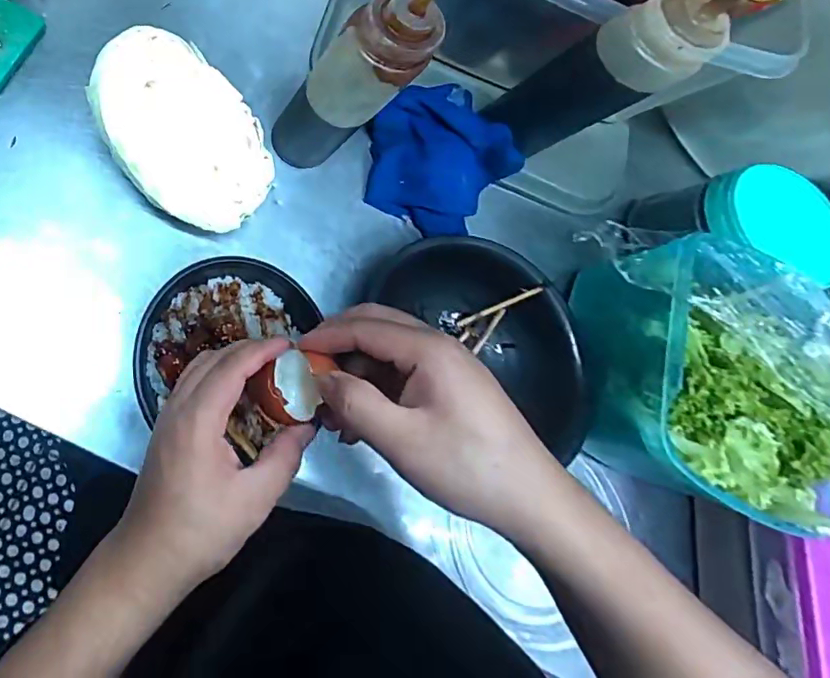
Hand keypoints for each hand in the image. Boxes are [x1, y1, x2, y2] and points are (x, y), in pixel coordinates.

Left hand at [115, 337, 313, 591]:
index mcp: (198, 417)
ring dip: (229, 361)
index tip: (288, 345)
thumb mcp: (255, 499)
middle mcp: (178, 406)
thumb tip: (306, 427)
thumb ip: (284, 458)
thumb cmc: (202, 530)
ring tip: (263, 372)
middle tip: (282, 358)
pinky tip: (237, 396)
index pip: (231, 366)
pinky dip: (216, 377)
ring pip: (198, 369)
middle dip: (247, 350)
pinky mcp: (165, 427)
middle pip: (212, 359)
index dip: (260, 350)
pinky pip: (191, 385)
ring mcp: (167, 415)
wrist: (149, 554)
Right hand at [298, 304, 576, 539]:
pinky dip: (375, 386)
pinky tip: (361, 420)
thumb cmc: (466, 467)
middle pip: (374, 326)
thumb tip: (320, 378)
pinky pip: (401, 372)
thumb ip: (353, 402)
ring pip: (385, 350)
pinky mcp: (451, 386)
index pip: (362, 326)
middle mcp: (437, 345)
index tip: (292, 353)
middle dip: (337, 343)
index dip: (324, 336)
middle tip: (309, 369)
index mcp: (427, 348)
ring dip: (354, 369)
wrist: (536, 504)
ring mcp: (447, 365)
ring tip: (333, 408)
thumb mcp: (400, 439)